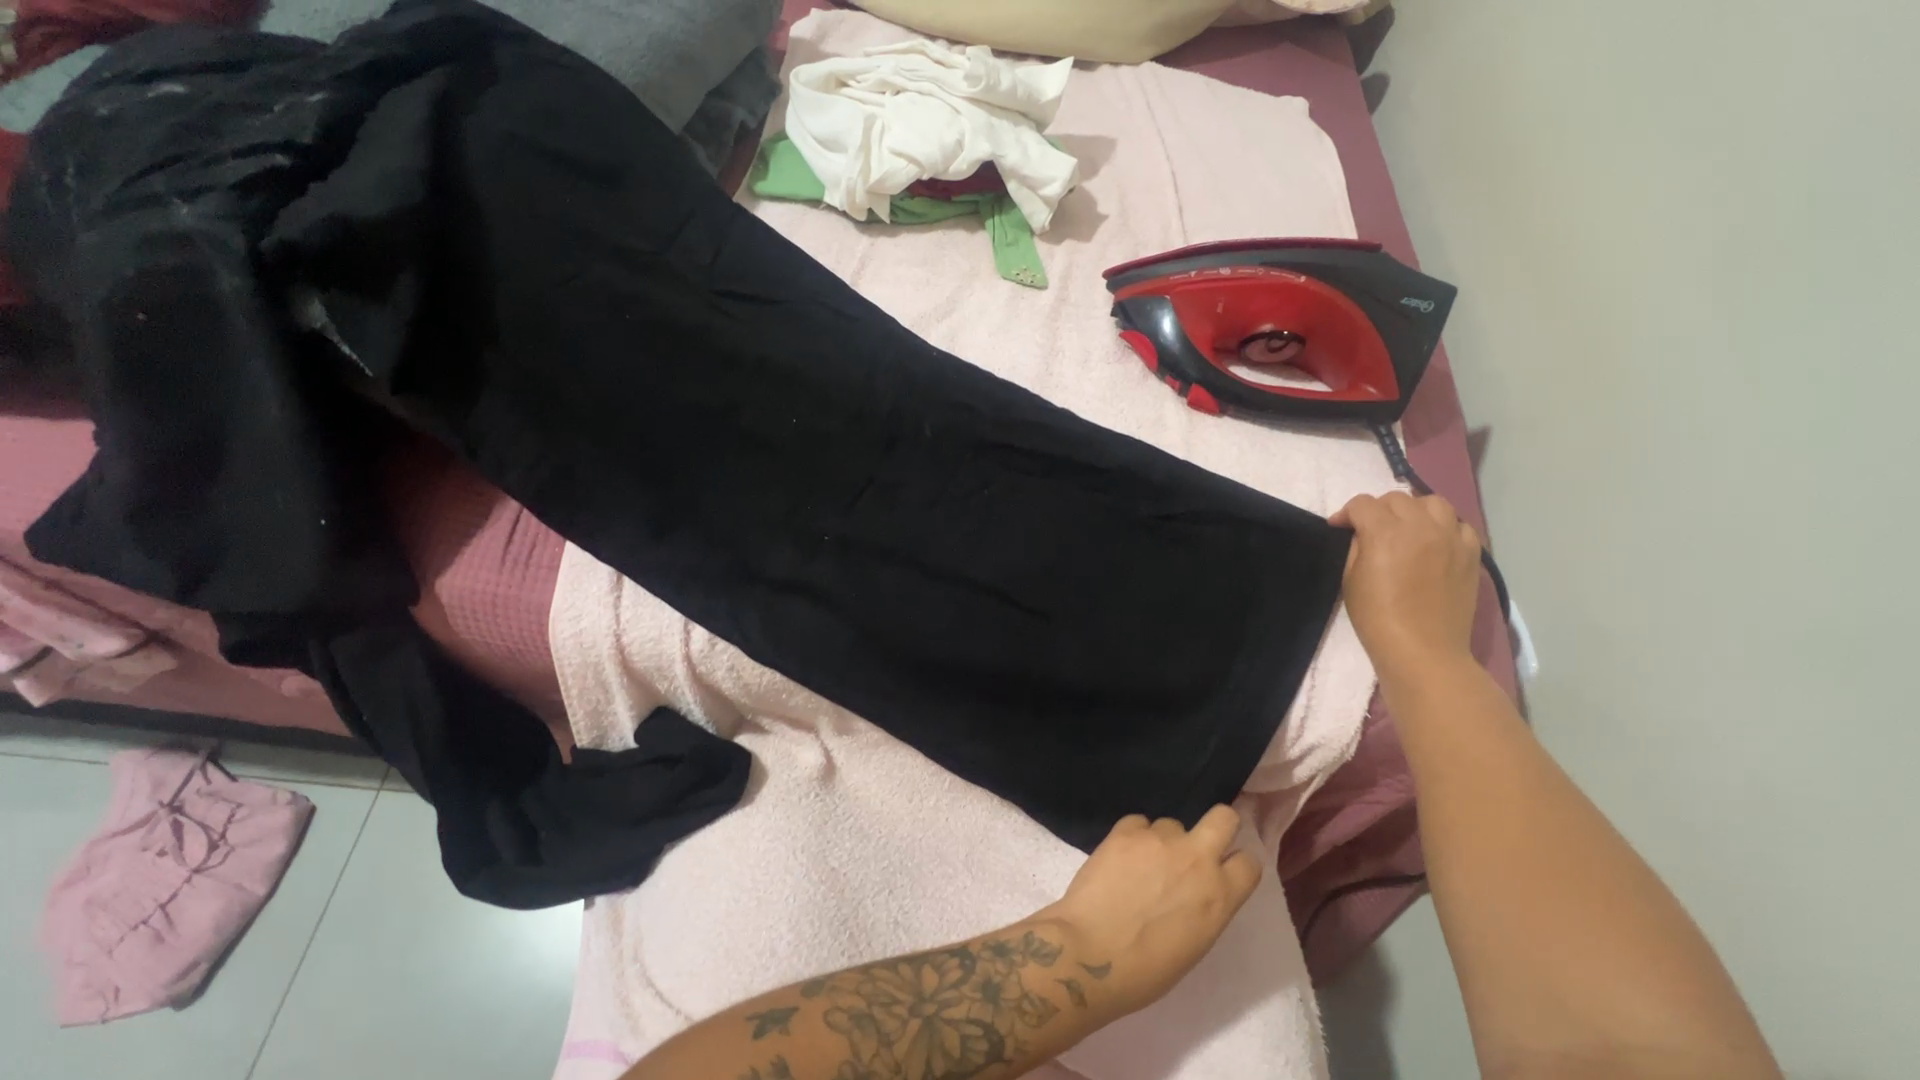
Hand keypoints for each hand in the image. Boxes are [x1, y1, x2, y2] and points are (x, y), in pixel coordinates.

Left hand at [1038, 806, 1261, 1017]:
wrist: (1090, 954)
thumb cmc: (1146, 970)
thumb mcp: (1195, 944)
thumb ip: (1205, 907)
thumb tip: (1195, 891)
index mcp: (1220, 896)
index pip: (1249, 862)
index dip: (1234, 865)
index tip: (1221, 872)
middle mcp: (1197, 859)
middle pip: (1224, 817)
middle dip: (1216, 826)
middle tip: (1194, 847)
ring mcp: (1160, 840)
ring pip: (1171, 824)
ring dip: (1161, 841)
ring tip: (1139, 866)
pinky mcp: (1125, 831)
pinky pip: (1137, 823)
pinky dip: (1131, 838)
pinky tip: (1118, 860)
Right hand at [1330, 492, 1482, 678]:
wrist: (1422, 651)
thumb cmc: (1377, 618)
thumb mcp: (1350, 579)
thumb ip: (1357, 547)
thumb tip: (1363, 533)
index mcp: (1385, 532)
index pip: (1362, 504)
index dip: (1346, 514)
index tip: (1340, 528)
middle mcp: (1421, 526)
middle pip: (1397, 499)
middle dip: (1378, 510)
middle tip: (1371, 531)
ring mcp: (1451, 538)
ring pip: (1433, 503)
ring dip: (1415, 510)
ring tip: (1408, 529)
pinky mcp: (1471, 553)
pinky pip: (1460, 525)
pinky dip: (1445, 527)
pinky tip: (1435, 543)